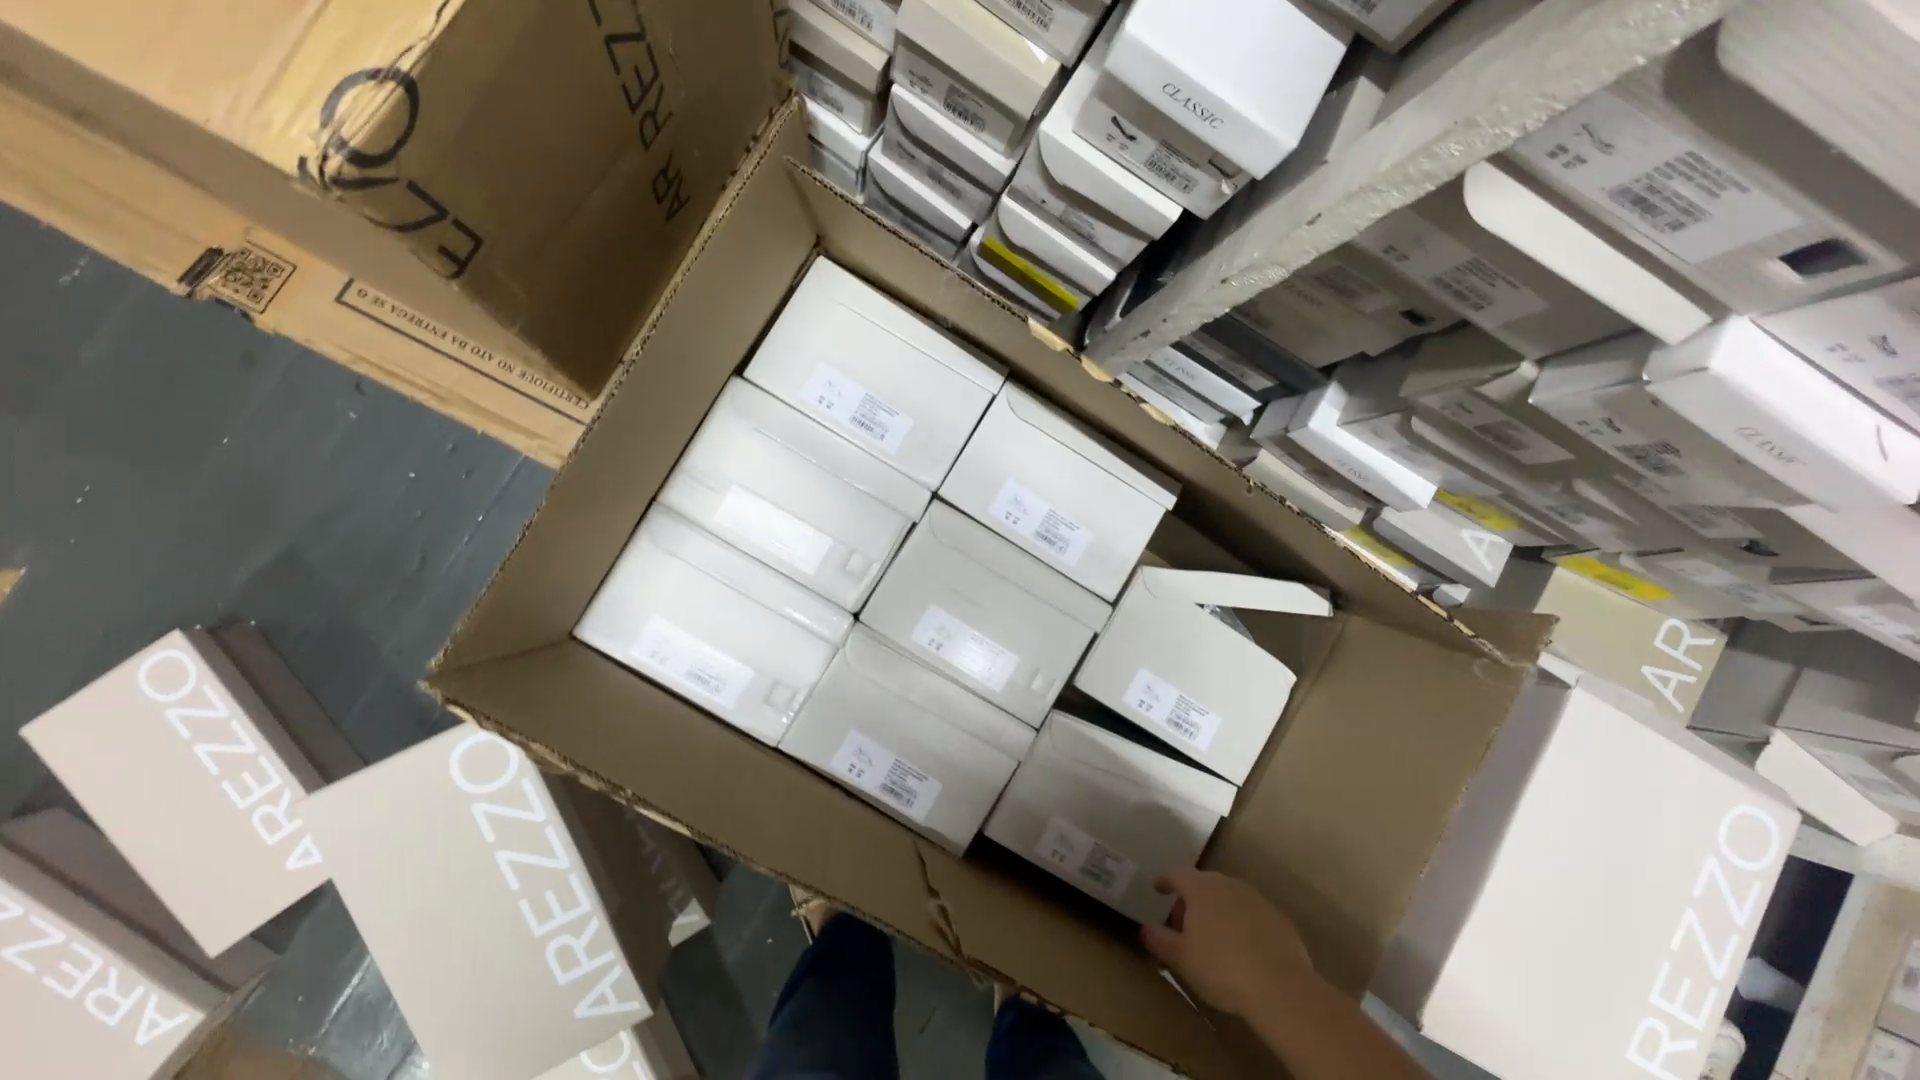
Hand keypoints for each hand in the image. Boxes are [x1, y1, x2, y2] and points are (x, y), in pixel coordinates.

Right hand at [1139, 869, 1314, 1017]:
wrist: (1280, 986)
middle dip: (1192, 899)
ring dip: (1218, 910)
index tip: (1158, 888)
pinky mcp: (1280, 919)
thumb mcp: (1181, 958)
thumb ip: (1160, 940)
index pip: (1178, 873)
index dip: (1166, 880)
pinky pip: (1253, 915)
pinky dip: (1242, 924)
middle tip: (1184, 922)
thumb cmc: (1220, 967)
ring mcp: (1257, 900)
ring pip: (1231, 898)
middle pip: (1205, 884)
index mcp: (1201, 889)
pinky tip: (1242, 949)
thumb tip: (1144, 928)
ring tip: (1212, 936)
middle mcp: (1229, 885)